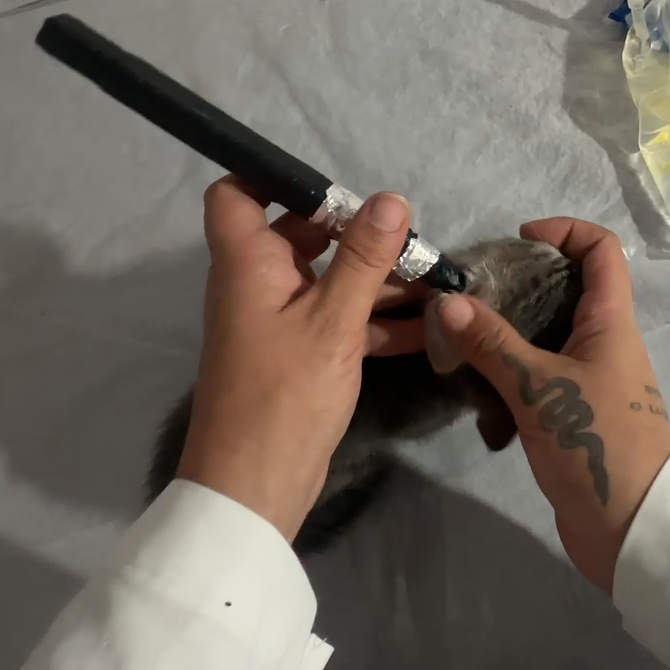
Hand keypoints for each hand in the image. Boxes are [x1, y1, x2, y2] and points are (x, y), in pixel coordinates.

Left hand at [176, 178, 420, 539]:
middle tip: (409, 235)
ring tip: (432, 277)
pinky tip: (426, 326)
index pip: (237, 197)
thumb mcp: (333, 320)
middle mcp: (260, 285)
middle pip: (301, 234)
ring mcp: (281, 321)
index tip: (334, 185)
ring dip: (376, 277)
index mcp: (249, 265)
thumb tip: (392, 198)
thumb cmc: (284, 394)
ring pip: (329, 279)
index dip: (274, 178)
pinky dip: (376, 318)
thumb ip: (364, 258)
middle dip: (356, 231)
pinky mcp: (301, 353)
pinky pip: (340, 318)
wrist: (255, 491)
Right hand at [433, 218, 669, 592]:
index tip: (519, 238)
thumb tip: (448, 301)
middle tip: (477, 287)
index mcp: (611, 320)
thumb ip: (493, 344)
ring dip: (510, 326)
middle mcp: (604, 338)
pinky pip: (540, 368)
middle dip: (523, 278)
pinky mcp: (574, 407)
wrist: (631, 527)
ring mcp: (590, 374)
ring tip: (465, 330)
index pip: (602, 249)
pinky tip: (476, 380)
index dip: (565, 230)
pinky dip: (510, 367)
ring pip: (549, 329)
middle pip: (568, 285)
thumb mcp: (540, 389)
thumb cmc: (597, 444)